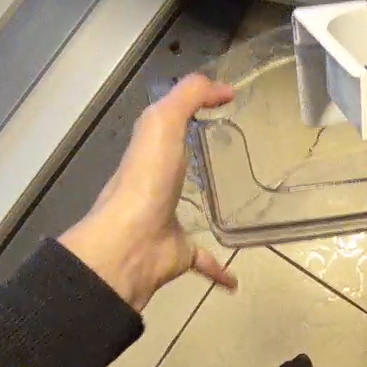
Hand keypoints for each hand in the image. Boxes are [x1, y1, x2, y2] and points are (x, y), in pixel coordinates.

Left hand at [60, 74, 237, 311]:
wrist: (129, 245)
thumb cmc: (146, 180)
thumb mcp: (163, 122)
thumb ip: (189, 96)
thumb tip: (223, 87)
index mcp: (151, 153)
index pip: (170, 122)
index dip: (195, 105)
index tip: (229, 100)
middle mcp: (157, 186)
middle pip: (177, 168)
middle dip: (196, 160)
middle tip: (230, 154)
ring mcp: (167, 222)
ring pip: (188, 214)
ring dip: (206, 213)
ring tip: (236, 209)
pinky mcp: (179, 254)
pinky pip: (203, 261)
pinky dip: (219, 269)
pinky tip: (236, 279)